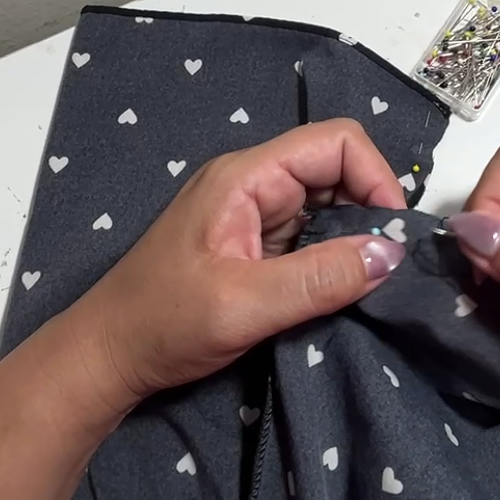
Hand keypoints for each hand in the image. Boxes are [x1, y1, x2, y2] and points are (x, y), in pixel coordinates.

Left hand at [57, 119, 409, 415]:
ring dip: (355, 238)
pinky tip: (343, 290)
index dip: (374, 178)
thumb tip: (391, 254)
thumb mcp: (242, 305)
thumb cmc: (162, 323)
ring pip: (330, 204)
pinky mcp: (258, 244)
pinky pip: (314, 235)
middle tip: (388, 267)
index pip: (334, 142)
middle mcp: (256, 183)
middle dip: (370, 212)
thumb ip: (319, 278)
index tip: (392, 237)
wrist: (107, 357)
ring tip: (370, 283)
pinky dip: (336, 258)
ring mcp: (257, 213)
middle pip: (336, 170)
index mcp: (247, 176)